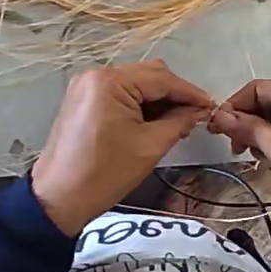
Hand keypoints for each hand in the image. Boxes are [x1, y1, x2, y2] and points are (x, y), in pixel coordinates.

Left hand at [31, 61, 213, 235]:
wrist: (59, 197)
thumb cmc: (106, 172)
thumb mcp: (149, 146)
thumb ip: (178, 122)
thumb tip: (198, 111)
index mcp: (110, 81)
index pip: (161, 78)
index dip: (189, 93)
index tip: (212, 106)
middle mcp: (96, 74)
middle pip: (147, 75)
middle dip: (173, 94)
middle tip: (196, 117)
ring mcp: (86, 85)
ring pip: (134, 83)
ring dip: (157, 99)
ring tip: (177, 123)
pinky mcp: (82, 99)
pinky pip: (119, 93)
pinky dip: (138, 104)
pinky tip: (154, 122)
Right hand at [207, 79, 270, 209]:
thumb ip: (246, 127)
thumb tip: (217, 115)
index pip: (257, 89)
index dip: (234, 105)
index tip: (217, 126)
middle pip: (260, 102)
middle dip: (242, 121)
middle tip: (229, 144)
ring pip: (265, 117)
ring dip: (251, 133)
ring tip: (245, 153)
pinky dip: (263, 141)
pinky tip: (260, 156)